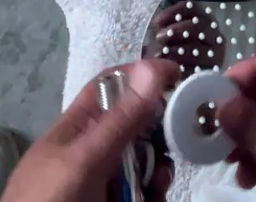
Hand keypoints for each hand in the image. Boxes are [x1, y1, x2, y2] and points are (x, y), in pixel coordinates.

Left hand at [1, 58, 180, 201]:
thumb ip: (120, 120)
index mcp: (78, 128)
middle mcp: (93, 152)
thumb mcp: (84, 161)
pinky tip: (152, 201)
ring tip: (157, 189)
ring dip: (158, 173)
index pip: (113, 86)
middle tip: (170, 150)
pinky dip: (152, 197)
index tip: (177, 76)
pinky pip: (142, 195)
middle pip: (136, 127)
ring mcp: (103, 183)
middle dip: (158, 137)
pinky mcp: (114, 201)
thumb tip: (154, 67)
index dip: (142, 75)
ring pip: (144, 165)